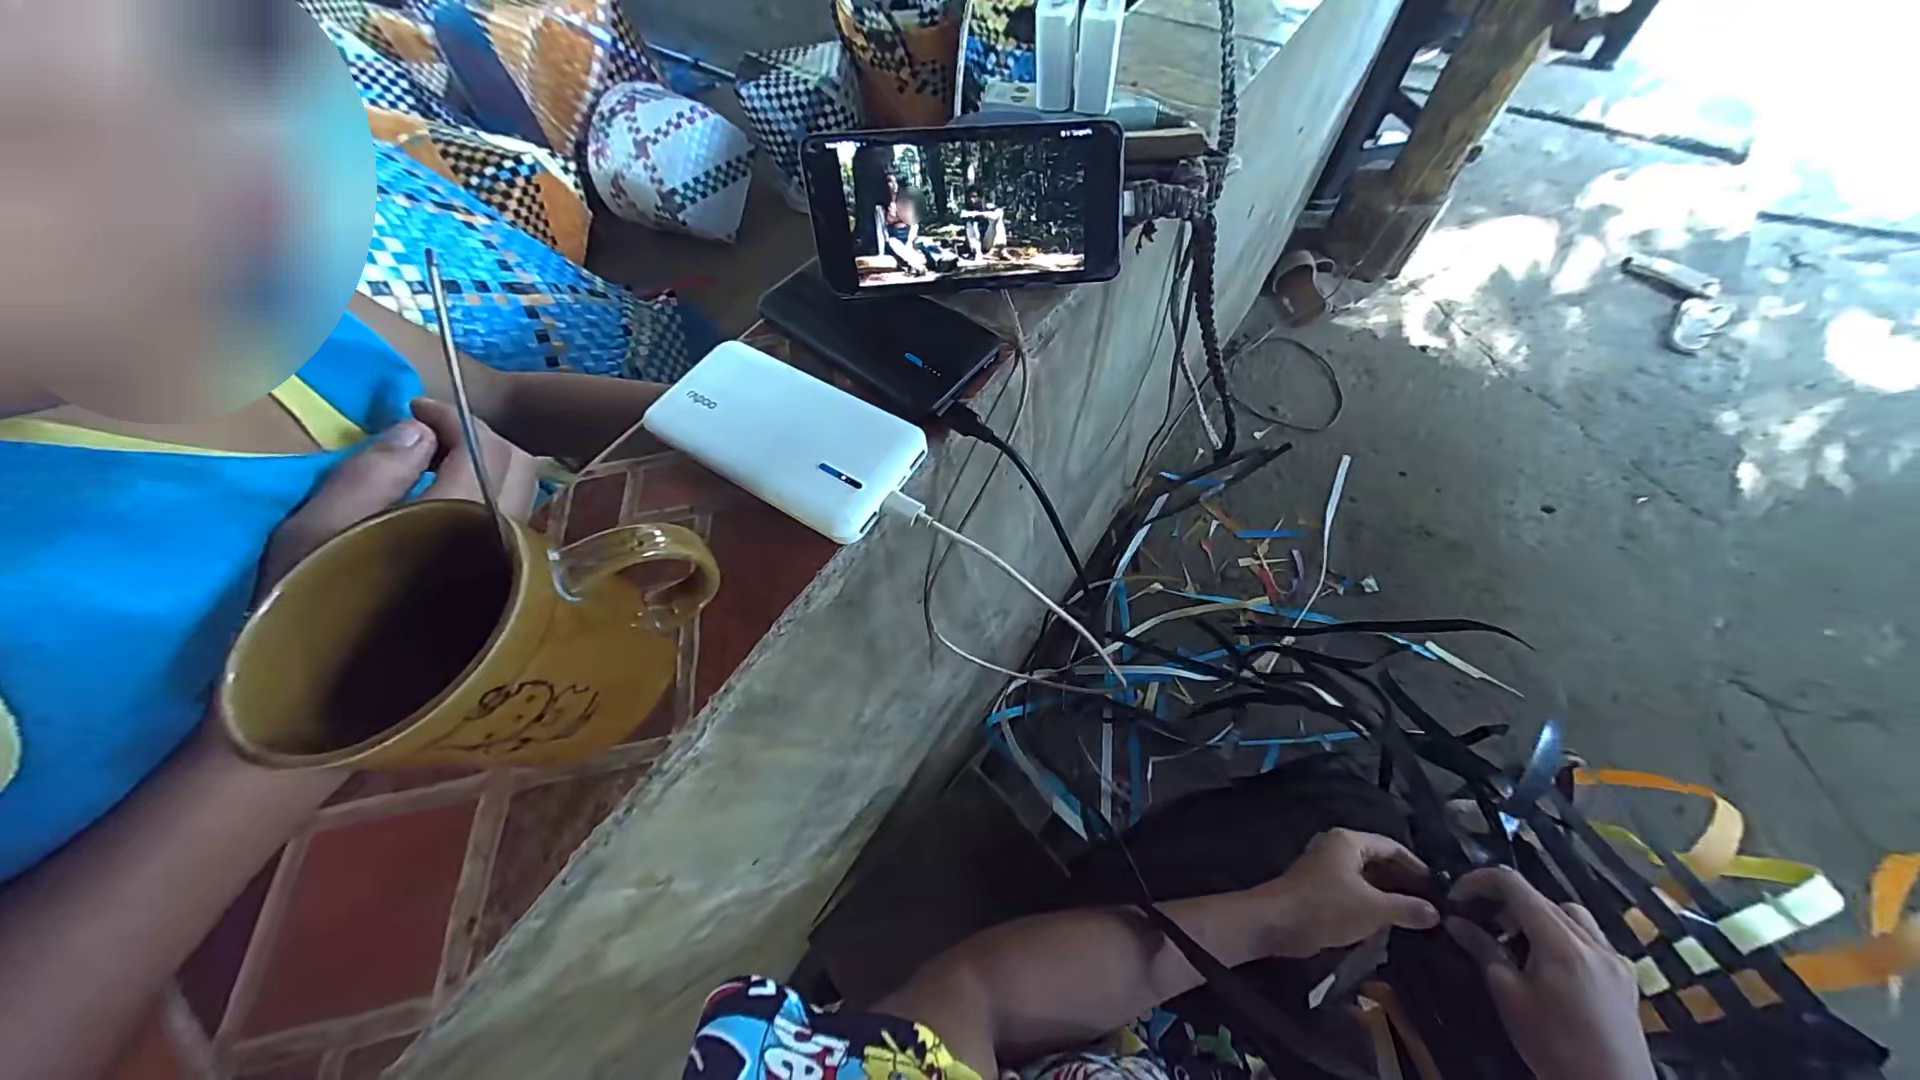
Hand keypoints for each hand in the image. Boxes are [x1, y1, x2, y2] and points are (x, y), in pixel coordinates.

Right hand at [258, 399, 536, 589]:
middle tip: (428, 433)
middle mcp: (506, 536)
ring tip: (437, 462)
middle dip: (479, 437)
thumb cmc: (312, 607)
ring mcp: (518, 560)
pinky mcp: (515, 577)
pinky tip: (454, 498)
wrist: (342, 693)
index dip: (455, 418)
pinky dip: (495, 494)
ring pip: (526, 491)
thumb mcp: (317, 531)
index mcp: (462, 519)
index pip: (486, 449)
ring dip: (491, 465)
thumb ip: (372, 473)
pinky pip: (518, 517)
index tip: (416, 408)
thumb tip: (418, 431)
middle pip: (521, 464)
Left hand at [1245, 829, 1440, 957]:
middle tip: (1435, 907)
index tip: (1441, 889)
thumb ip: (1407, 908)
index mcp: (1347, 841)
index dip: (1416, 866)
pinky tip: (1394, 923)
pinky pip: (1356, 891)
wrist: (1279, 921)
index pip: (1391, 846)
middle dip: (1405, 882)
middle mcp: (1336, 848)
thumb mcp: (1374, 908)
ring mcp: (1327, 868)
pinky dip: (1374, 903)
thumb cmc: (1326, 906)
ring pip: (1368, 878)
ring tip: (1421, 918)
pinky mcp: (1322, 888)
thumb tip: (1436, 912)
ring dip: (1391, 895)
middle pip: (1379, 861)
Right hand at [1446, 867, 1653, 1079]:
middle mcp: (1593, 943)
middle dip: (1502, 901)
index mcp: (1562, 943)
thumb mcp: (1507, 993)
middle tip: (1478, 921)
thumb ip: (1482, 948)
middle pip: (1540, 897)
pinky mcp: (1625, 980)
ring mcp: (1615, 961)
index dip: (1477, 882)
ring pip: (1567, 913)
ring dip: (1534, 915)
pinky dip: (1560, 933)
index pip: (1513, 885)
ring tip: (1513, 940)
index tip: (1456, 900)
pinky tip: (1547, 960)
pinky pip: (1589, 937)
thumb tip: (1455, 921)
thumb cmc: (1553, 1044)